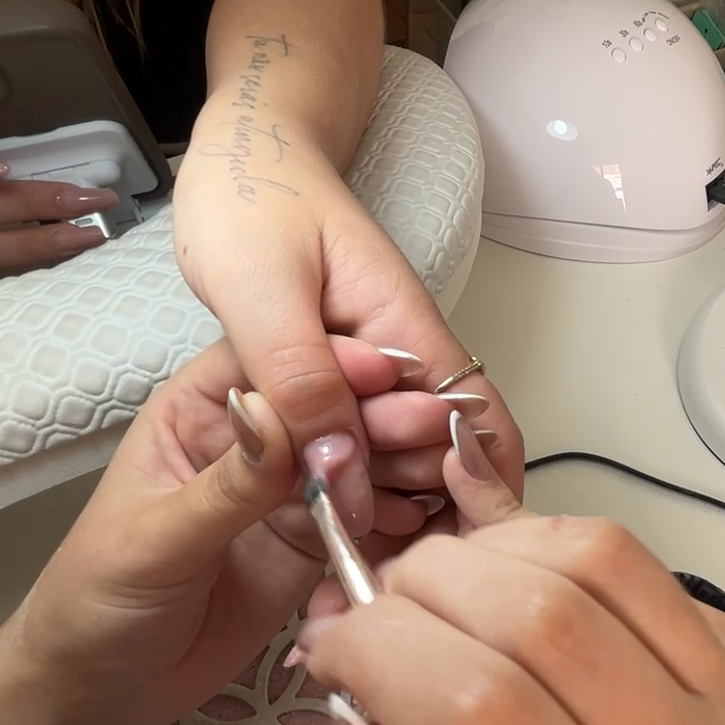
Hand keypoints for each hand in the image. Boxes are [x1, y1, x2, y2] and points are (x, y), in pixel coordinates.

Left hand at [0, 338, 441, 724]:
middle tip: (436, 424)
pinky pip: (370, 508)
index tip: (390, 372)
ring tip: (444, 471)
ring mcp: (296, 484)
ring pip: (361, 454)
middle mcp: (261, 436)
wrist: (115, 690)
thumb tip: (277, 408)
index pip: (276, 362)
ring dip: (402, 459)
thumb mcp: (155, 539)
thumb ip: (227, 482)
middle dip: (382, 413)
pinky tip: (425, 514)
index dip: (332, 360)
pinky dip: (400, 509)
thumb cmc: (101, 602)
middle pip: (333, 405)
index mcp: (206, 409)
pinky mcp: (322, 530)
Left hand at [170, 110, 522, 540]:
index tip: (447, 555)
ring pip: (408, 455)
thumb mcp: (260, 291)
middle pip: (451, 452)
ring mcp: (377, 375)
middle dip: (429, 514)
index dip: (482, 493)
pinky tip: (326, 515)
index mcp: (409, 337)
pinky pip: (365, 443)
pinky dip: (356, 483)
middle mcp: (407, 363)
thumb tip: (340, 468)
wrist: (242, 155)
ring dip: (392, 507)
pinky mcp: (344, 382)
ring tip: (347, 557)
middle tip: (375, 569)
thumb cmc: (251, 205)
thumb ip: (301, 380)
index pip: (483, 424)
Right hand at [293, 419, 724, 724]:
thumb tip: (358, 711)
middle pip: (544, 623)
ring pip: (591, 563)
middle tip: (380, 606)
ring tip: (436, 580)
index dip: (387, 658)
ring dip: (484, 551)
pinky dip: (539, 536)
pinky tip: (500, 564)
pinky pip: (624, 551)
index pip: (491, 723)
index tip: (331, 648)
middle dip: (426, 589)